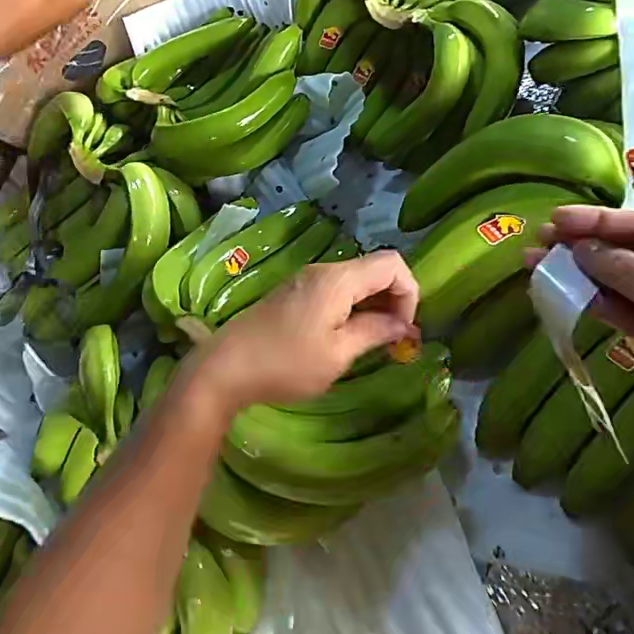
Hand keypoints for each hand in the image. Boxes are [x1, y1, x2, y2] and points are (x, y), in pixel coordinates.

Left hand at [189, 251, 419, 415]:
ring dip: (374, 304)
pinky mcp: (295, 292)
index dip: (409, 292)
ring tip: (375, 340)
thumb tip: (403, 325)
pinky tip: (348, 334)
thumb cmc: (285, 364)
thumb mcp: (338, 354)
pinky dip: (353, 306)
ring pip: (357, 279)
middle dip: (394, 299)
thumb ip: (375, 332)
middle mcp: (325, 270)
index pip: (393, 264)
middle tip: (394, 338)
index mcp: (338, 280)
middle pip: (376, 268)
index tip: (404, 329)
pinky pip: (337, 288)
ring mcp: (307, 279)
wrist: (224, 368)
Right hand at [528, 206, 633, 448]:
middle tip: (539, 242)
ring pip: (622, 284)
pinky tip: (566, 294)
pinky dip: (596, 304)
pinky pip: (624, 314)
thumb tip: (584, 248)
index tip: (557, 220)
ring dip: (583, 275)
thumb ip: (625, 268)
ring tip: (538, 267)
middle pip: (631, 252)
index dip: (600, 221)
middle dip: (585, 245)